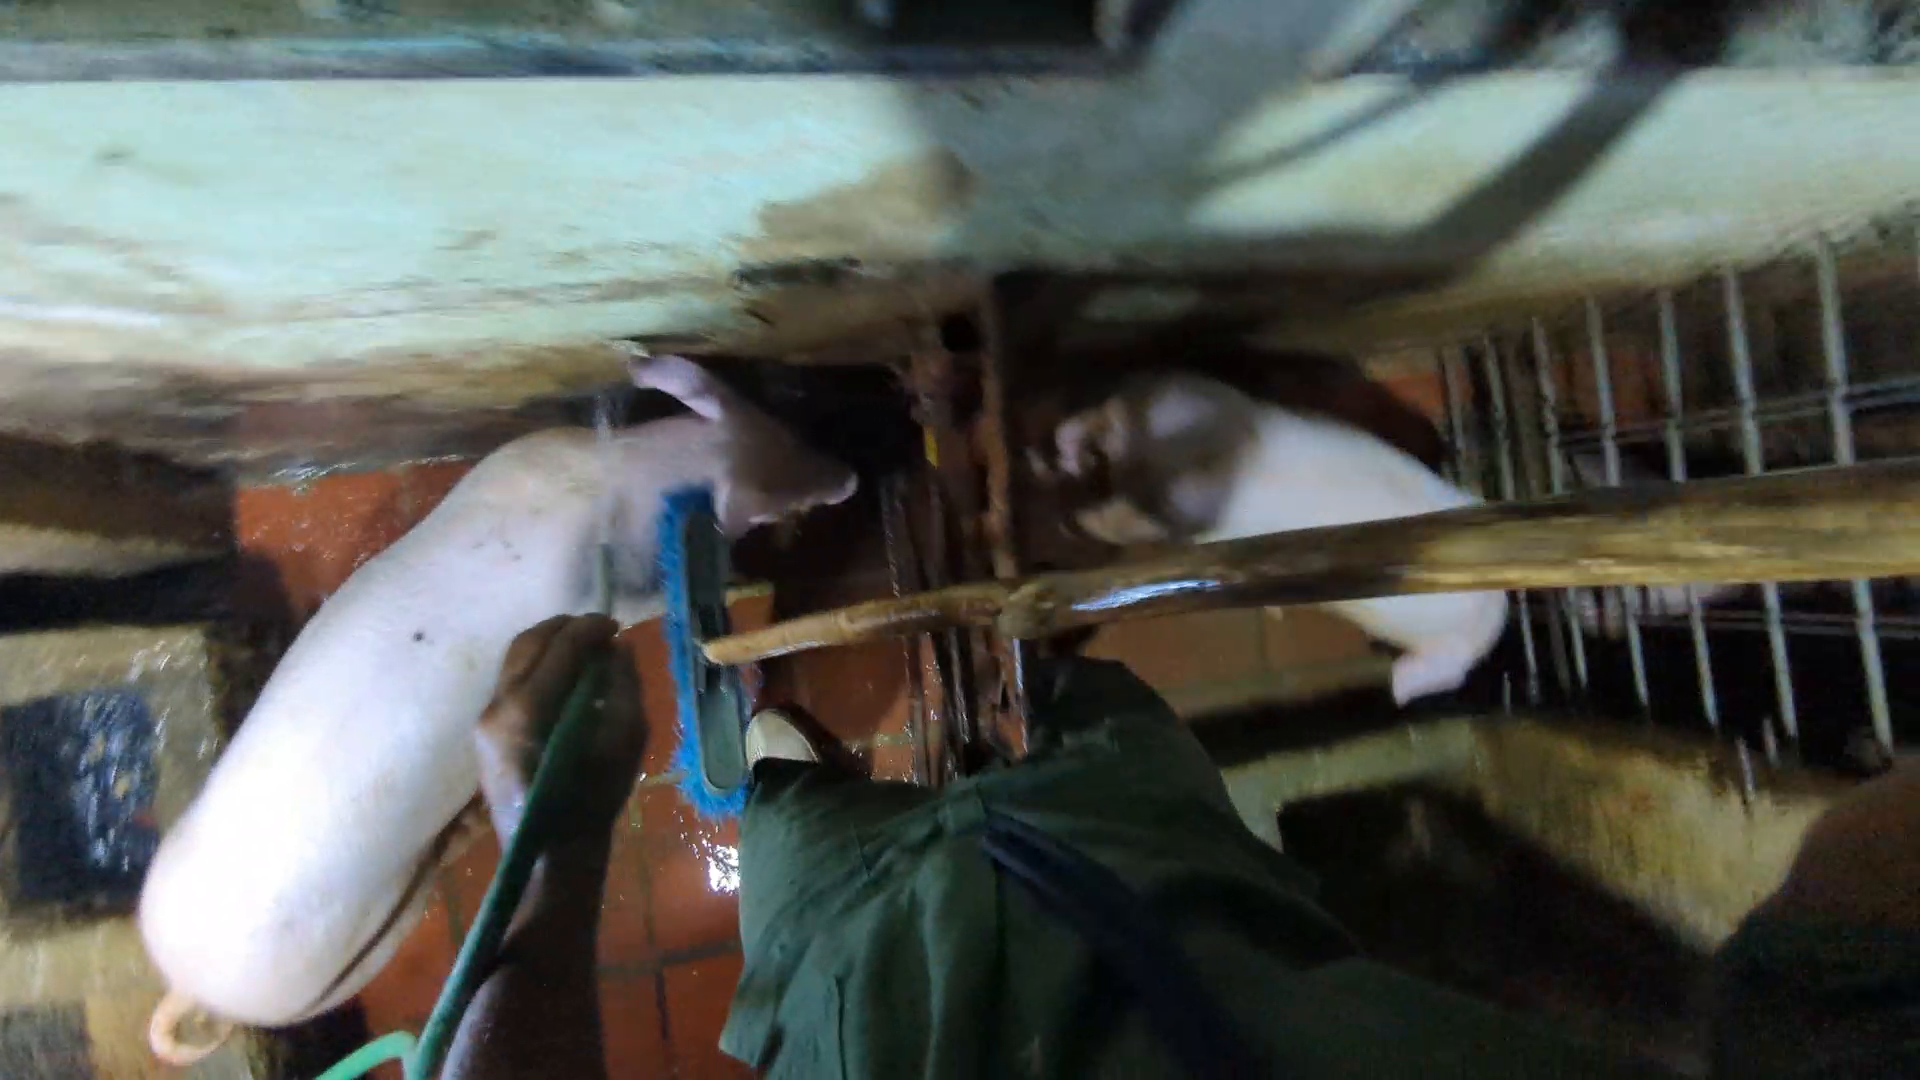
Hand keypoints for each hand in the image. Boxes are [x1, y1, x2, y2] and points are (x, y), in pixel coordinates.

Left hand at [474, 615, 646, 843]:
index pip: (561, 645)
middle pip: (529, 642)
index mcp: (530, 708)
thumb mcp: (625, 739)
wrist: (549, 852)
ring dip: (551, 643)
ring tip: (586, 649)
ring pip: (516, 658)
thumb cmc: (595, 798)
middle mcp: (498, 706)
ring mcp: (485, 719)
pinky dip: (541, 665)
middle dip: (566, 627)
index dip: (592, 627)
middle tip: (601, 629)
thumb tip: (619, 649)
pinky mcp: (485, 732)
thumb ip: (624, 687)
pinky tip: (567, 676)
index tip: (618, 624)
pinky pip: (512, 680)